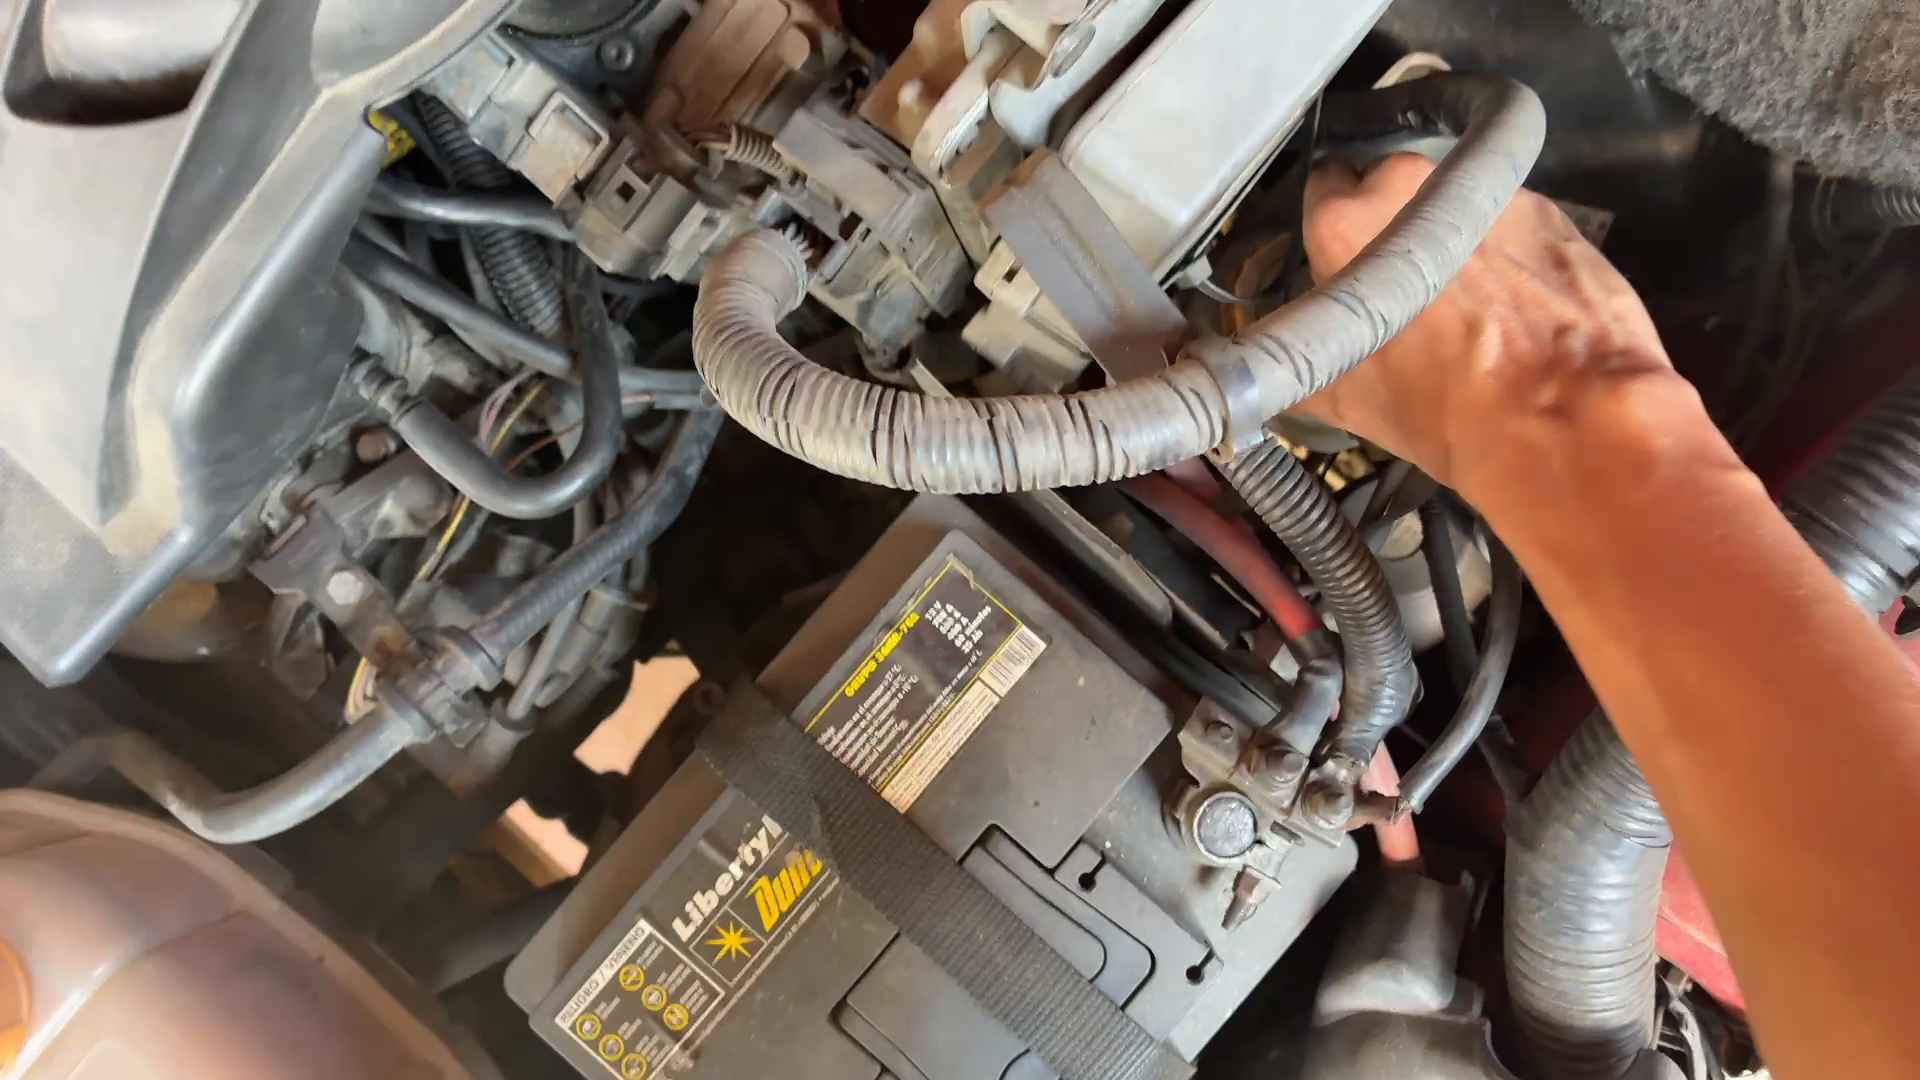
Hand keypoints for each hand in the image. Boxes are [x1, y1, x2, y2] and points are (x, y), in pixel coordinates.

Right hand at [1293, 154, 1679, 497]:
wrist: (1557, 413)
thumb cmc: (1429, 402)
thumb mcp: (1333, 396)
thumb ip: (1292, 361)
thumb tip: (1268, 363)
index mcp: (1346, 224)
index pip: (1319, 190)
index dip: (1321, 228)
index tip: (1327, 258)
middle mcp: (1414, 187)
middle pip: (1384, 185)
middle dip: (1380, 221)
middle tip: (1385, 279)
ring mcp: (1488, 191)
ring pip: (1444, 201)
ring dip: (1436, 233)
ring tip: (1448, 295)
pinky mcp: (1551, 208)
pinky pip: (1499, 219)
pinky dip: (1491, 248)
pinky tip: (1499, 301)